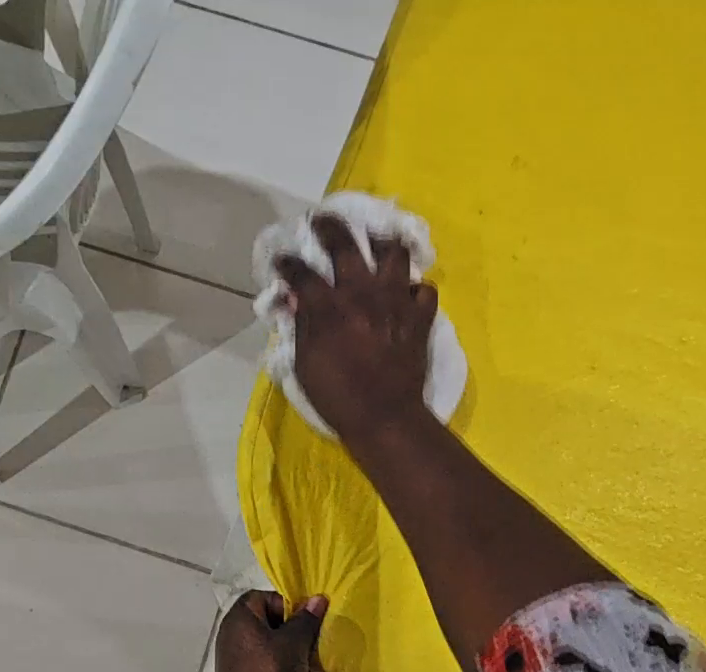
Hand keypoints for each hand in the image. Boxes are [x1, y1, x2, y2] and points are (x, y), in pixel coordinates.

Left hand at [209, 590, 327, 671]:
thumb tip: (317, 599)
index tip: (306, 618)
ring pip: (272, 643)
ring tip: (314, 658)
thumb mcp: (293, 643)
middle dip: (295, 628)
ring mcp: (239, 658)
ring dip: (294, 649)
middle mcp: (235, 634)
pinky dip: (286, 665)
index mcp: (240, 618)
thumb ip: (306, 620)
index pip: (264, 596)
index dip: (287, 603)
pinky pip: (269, 663)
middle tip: (314, 638)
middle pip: (269, 620)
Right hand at [275, 215, 438, 441]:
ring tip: (374, 245)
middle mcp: (363, 294)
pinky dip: (413, 288)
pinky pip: (423, 289)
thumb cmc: (338, 397)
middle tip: (323, 221)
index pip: (303, 272)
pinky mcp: (420, 316)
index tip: (282, 259)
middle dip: (330, 227)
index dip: (288, 262)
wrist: (385, 417)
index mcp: (329, 308)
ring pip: (394, 253)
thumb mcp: (305, 365)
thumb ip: (301, 326)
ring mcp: (396, 302)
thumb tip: (295, 301)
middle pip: (346, 245)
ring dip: (382, 245)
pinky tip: (404, 293)